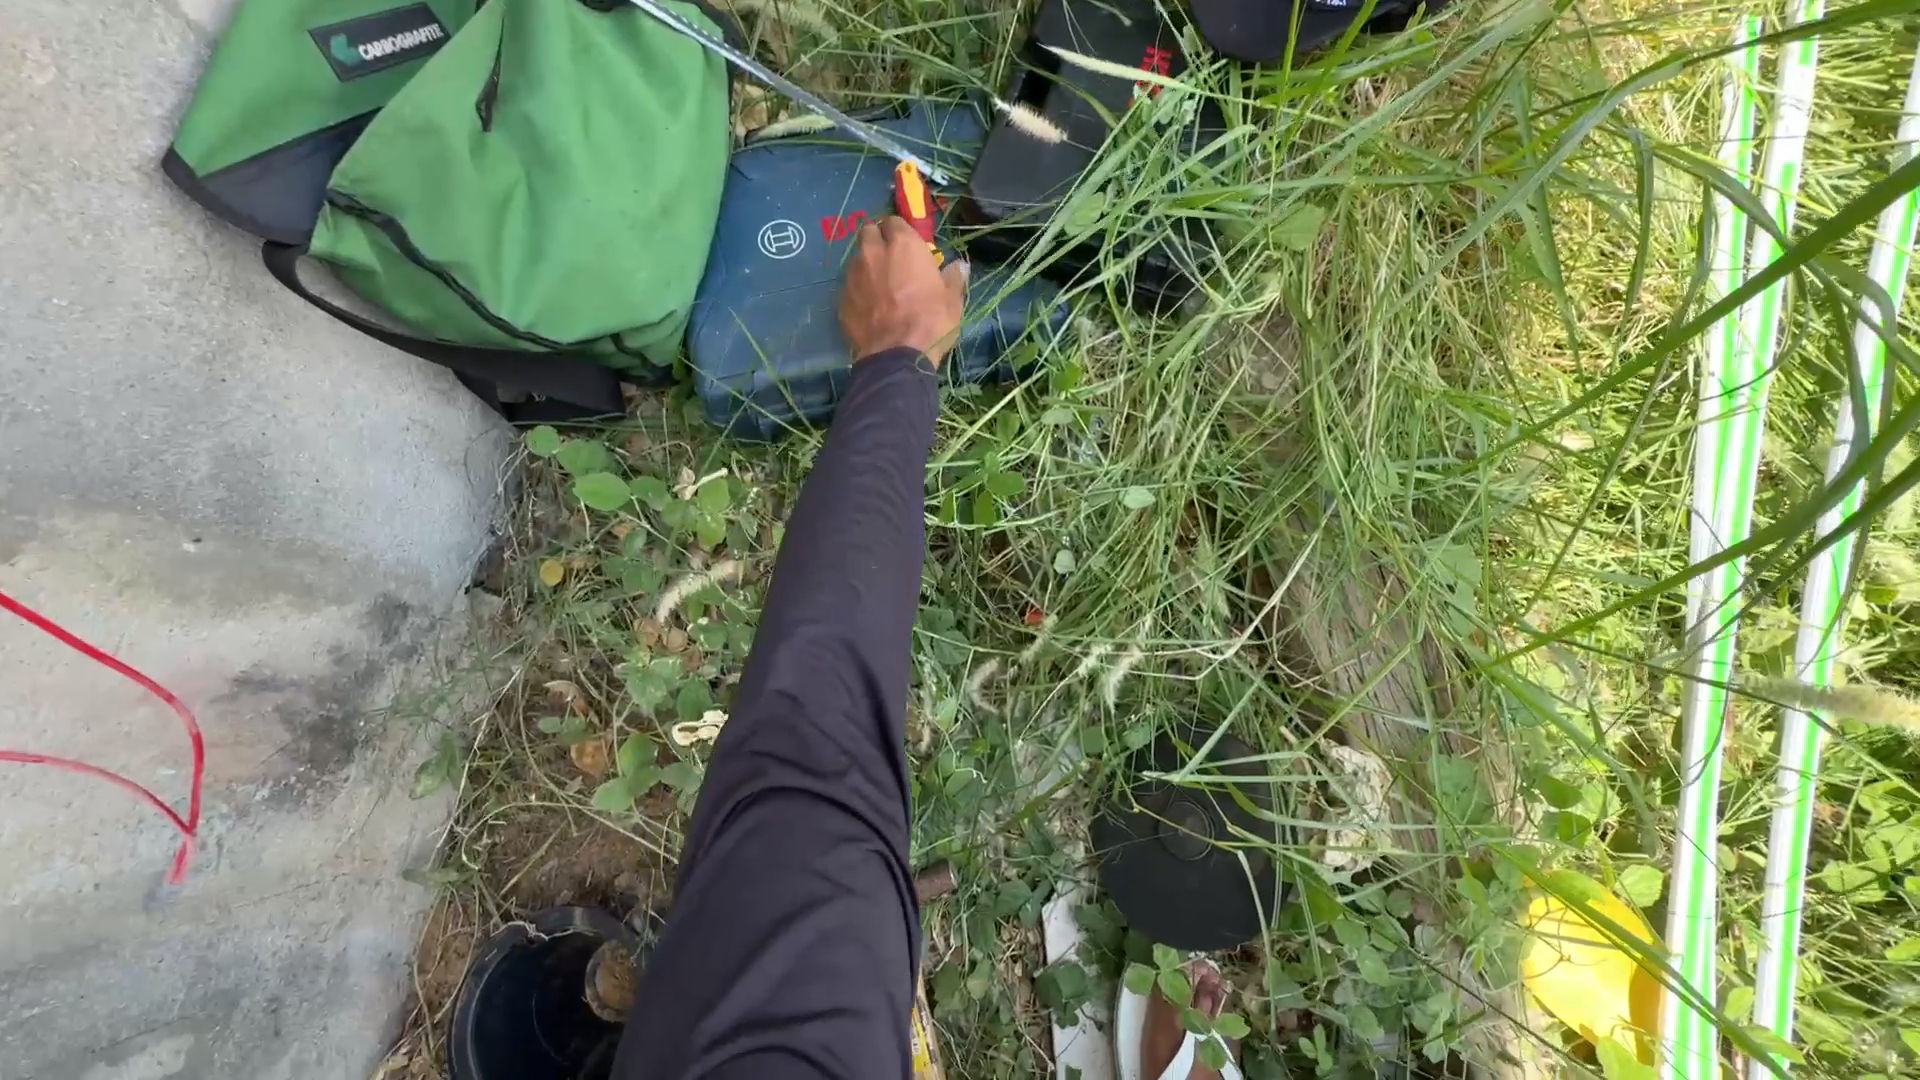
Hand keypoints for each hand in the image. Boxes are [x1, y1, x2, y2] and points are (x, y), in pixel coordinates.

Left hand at [838, 216, 968, 368]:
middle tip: (889, 259)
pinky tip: (868, 308)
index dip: (900, 232)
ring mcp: (853, 275)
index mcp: (903, 245)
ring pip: (856, 260)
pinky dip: (857, 291)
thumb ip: (953, 279)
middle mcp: (873, 252)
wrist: (897, 356)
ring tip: (877, 286)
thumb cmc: (930, 322)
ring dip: (866, 266)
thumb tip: (959, 267)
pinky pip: (849, 287)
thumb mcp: (952, 301)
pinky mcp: (841, 300)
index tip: (907, 245)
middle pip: (868, 233)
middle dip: (877, 241)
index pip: (894, 221)